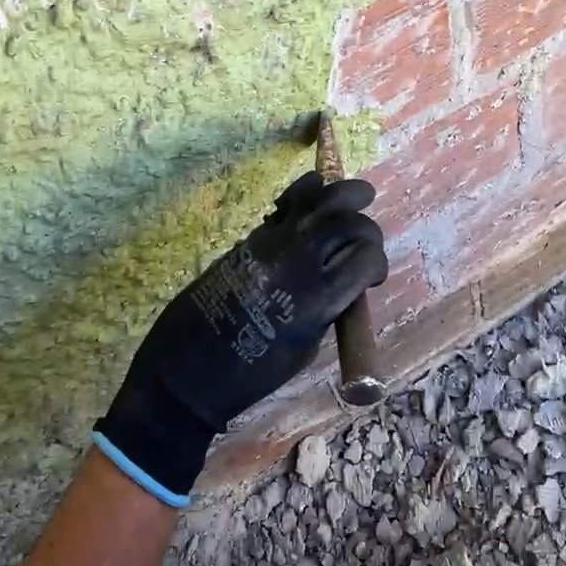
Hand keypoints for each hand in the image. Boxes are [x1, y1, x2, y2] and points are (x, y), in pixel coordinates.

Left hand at [93, 172, 387, 503]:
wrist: (188, 368)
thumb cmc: (252, 372)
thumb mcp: (306, 346)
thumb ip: (330, 307)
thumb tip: (346, 281)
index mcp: (317, 299)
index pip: (366, 257)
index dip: (377, 263)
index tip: (373, 274)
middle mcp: (298, 261)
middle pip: (347, 222)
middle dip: (366, 226)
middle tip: (366, 238)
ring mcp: (272, 243)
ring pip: (318, 199)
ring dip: (343, 194)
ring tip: (359, 194)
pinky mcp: (251, 237)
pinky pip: (286, 203)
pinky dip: (306, 193)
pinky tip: (314, 195)